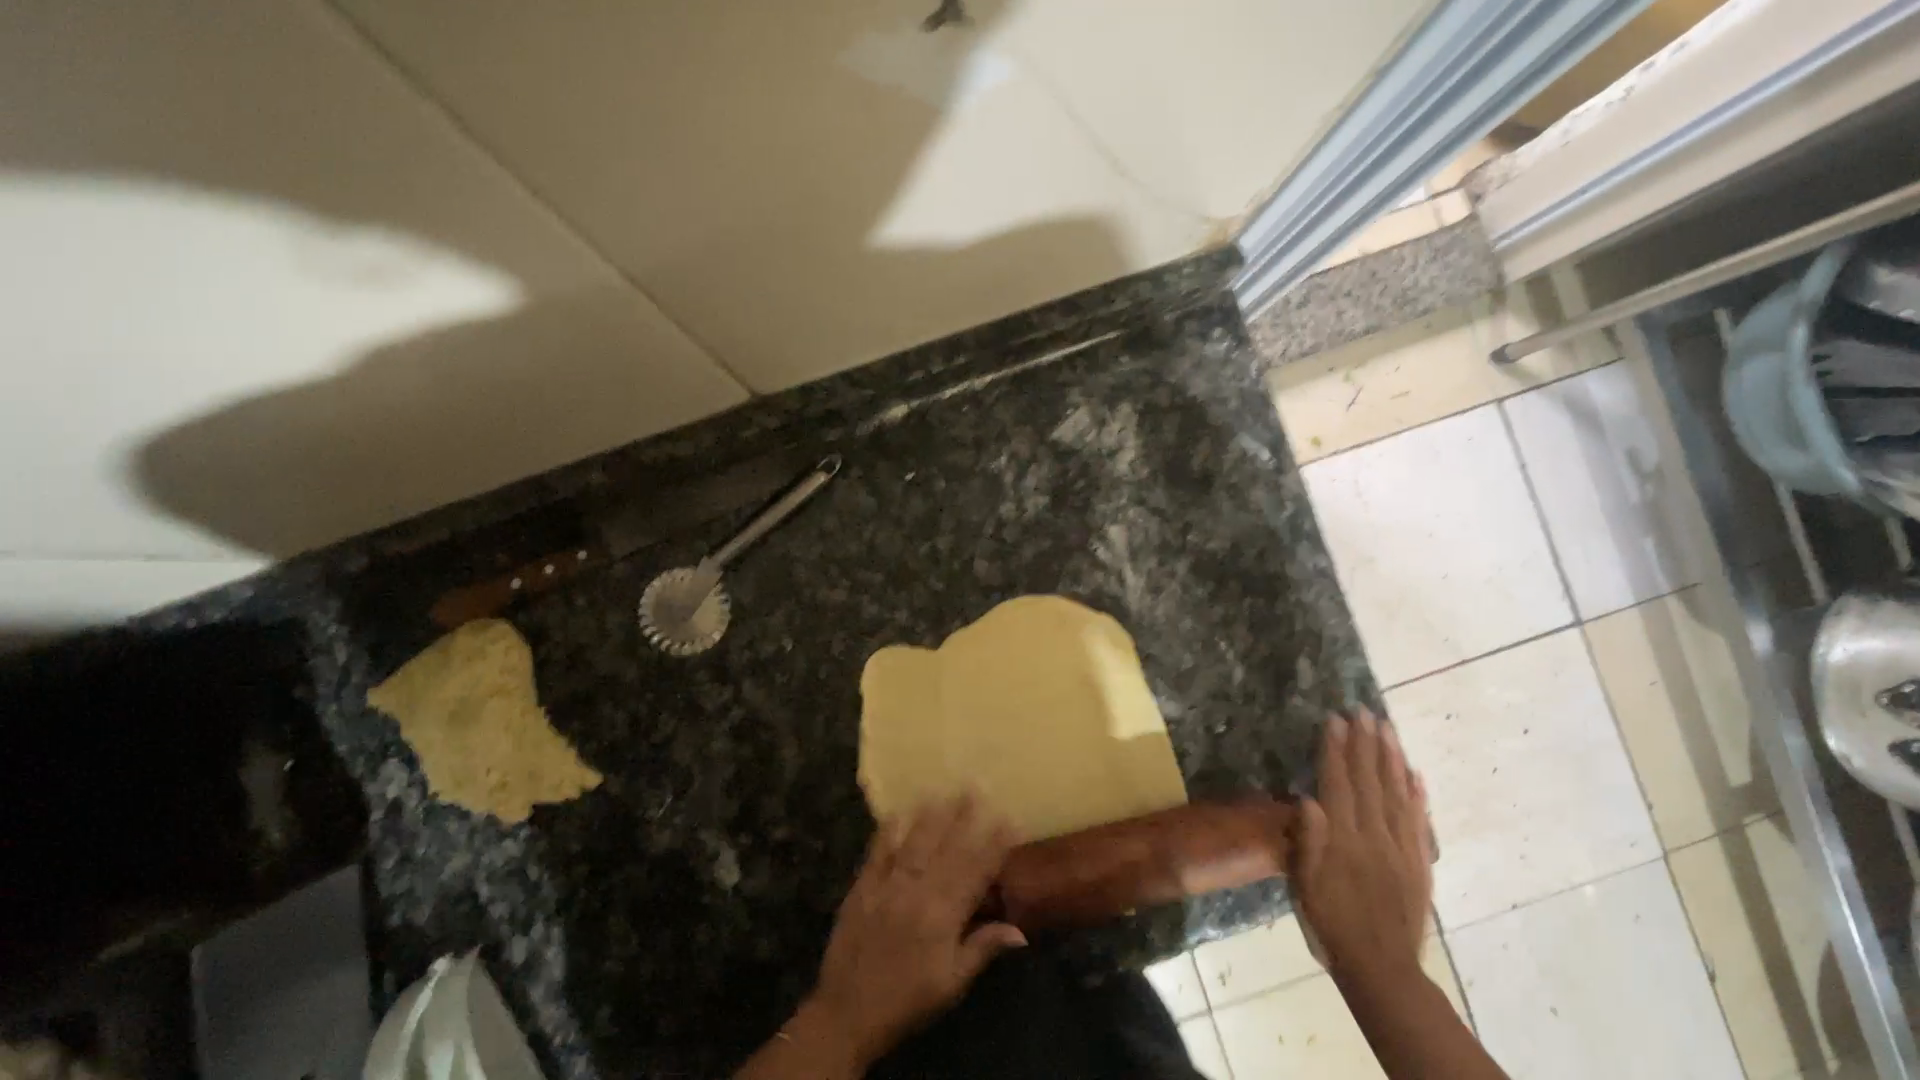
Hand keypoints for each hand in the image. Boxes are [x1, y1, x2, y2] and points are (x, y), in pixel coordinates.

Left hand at [799, 794, 1027, 1067]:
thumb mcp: (951, 984)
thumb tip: (1020, 931)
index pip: (975, 873)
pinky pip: (878, 853)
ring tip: (946, 791)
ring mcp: (886, 887)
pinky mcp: (861, 888)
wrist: (847, 1013)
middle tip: (978, 788)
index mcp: (943, 918)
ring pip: (915, 844)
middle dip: (965, 818)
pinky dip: (888, 831)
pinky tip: (898, 812)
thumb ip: (982, 949)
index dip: (994, 846)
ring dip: (932, 817)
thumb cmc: (907, 1002)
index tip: (1009, 819)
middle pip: (947, 849)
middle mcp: (916, 894)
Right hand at [1291, 708, 1433, 984]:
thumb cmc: (1332, 925)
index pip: (1339, 784)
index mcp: (1344, 840)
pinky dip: (1416, 793)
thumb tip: (1308, 799)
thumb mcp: (1307, 887)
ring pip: (1397, 793)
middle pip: (1370, 781)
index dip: (1336, 751)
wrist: (1382, 968)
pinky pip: (1418, 820)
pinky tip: (1413, 773)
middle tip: (1363, 710)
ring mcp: (1401, 847)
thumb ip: (1310, 843)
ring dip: (1391, 758)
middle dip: (1365, 744)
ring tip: (1387, 729)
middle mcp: (1375, 836)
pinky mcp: (1419, 862)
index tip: (1335, 720)